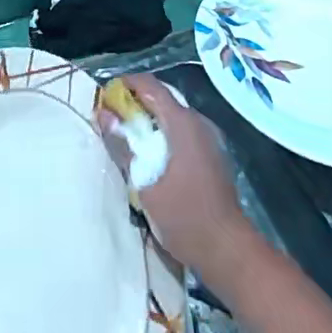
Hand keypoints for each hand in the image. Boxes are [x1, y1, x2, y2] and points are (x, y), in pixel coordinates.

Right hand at [97, 74, 257, 280]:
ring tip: (130, 135)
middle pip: (164, 97)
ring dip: (152, 118)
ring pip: (175, 114)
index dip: (128, 84)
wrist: (227, 249)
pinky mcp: (214, 152)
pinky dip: (167, 131)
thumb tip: (103, 114)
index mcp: (183, 123)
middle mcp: (199, 122)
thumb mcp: (144, 183)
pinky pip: (186, 130)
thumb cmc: (184, 216)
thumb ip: (123, 146)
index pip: (152, 86)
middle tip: (114, 117)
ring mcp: (210, 137)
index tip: (107, 95)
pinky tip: (154, 153)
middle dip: (138, 102)